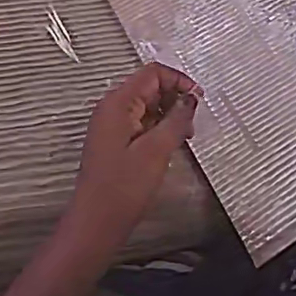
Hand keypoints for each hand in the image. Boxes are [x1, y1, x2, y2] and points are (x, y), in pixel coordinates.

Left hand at [64, 63, 200, 248]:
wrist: (95, 222)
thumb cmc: (124, 186)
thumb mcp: (156, 150)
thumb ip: (176, 119)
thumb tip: (191, 97)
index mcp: (117, 103)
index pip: (152, 73)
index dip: (178, 80)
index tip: (199, 99)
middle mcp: (111, 107)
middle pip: (148, 86)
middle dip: (174, 98)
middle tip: (192, 123)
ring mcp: (110, 124)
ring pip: (146, 105)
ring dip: (168, 114)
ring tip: (184, 137)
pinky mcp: (114, 140)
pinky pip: (139, 121)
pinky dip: (157, 127)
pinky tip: (169, 145)